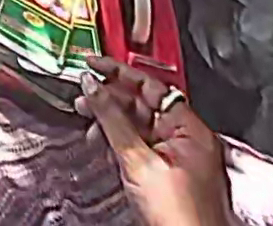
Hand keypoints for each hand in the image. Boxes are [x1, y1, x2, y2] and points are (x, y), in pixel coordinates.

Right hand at [77, 58, 232, 225]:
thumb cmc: (181, 219)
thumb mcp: (138, 161)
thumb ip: (112, 118)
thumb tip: (91, 85)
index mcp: (190, 130)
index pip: (150, 85)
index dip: (117, 71)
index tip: (92, 63)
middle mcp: (187, 139)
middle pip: (141, 104)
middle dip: (108, 100)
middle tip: (83, 97)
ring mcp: (178, 158)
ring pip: (136, 124)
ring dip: (109, 122)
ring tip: (88, 124)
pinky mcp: (167, 174)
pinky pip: (138, 144)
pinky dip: (117, 141)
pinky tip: (102, 145)